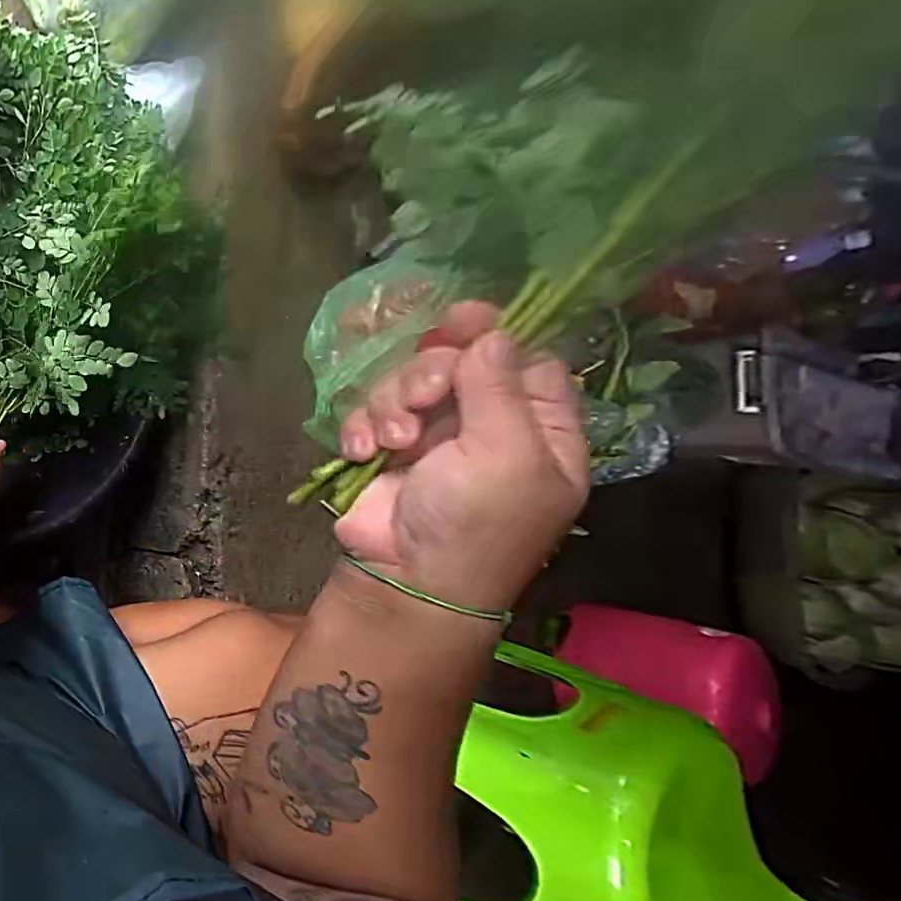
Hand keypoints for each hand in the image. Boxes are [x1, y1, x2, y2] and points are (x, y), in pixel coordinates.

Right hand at [334, 302, 587, 613]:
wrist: (404, 577)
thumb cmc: (474, 521)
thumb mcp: (506, 454)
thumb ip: (498, 386)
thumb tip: (491, 332)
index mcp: (538, 430)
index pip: (526, 361)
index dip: (493, 339)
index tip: (459, 323)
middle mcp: (485, 427)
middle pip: (456, 364)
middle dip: (429, 375)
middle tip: (421, 401)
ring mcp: (431, 438)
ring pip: (405, 383)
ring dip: (391, 405)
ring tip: (391, 442)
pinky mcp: (384, 449)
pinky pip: (369, 412)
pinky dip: (362, 428)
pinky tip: (363, 452)